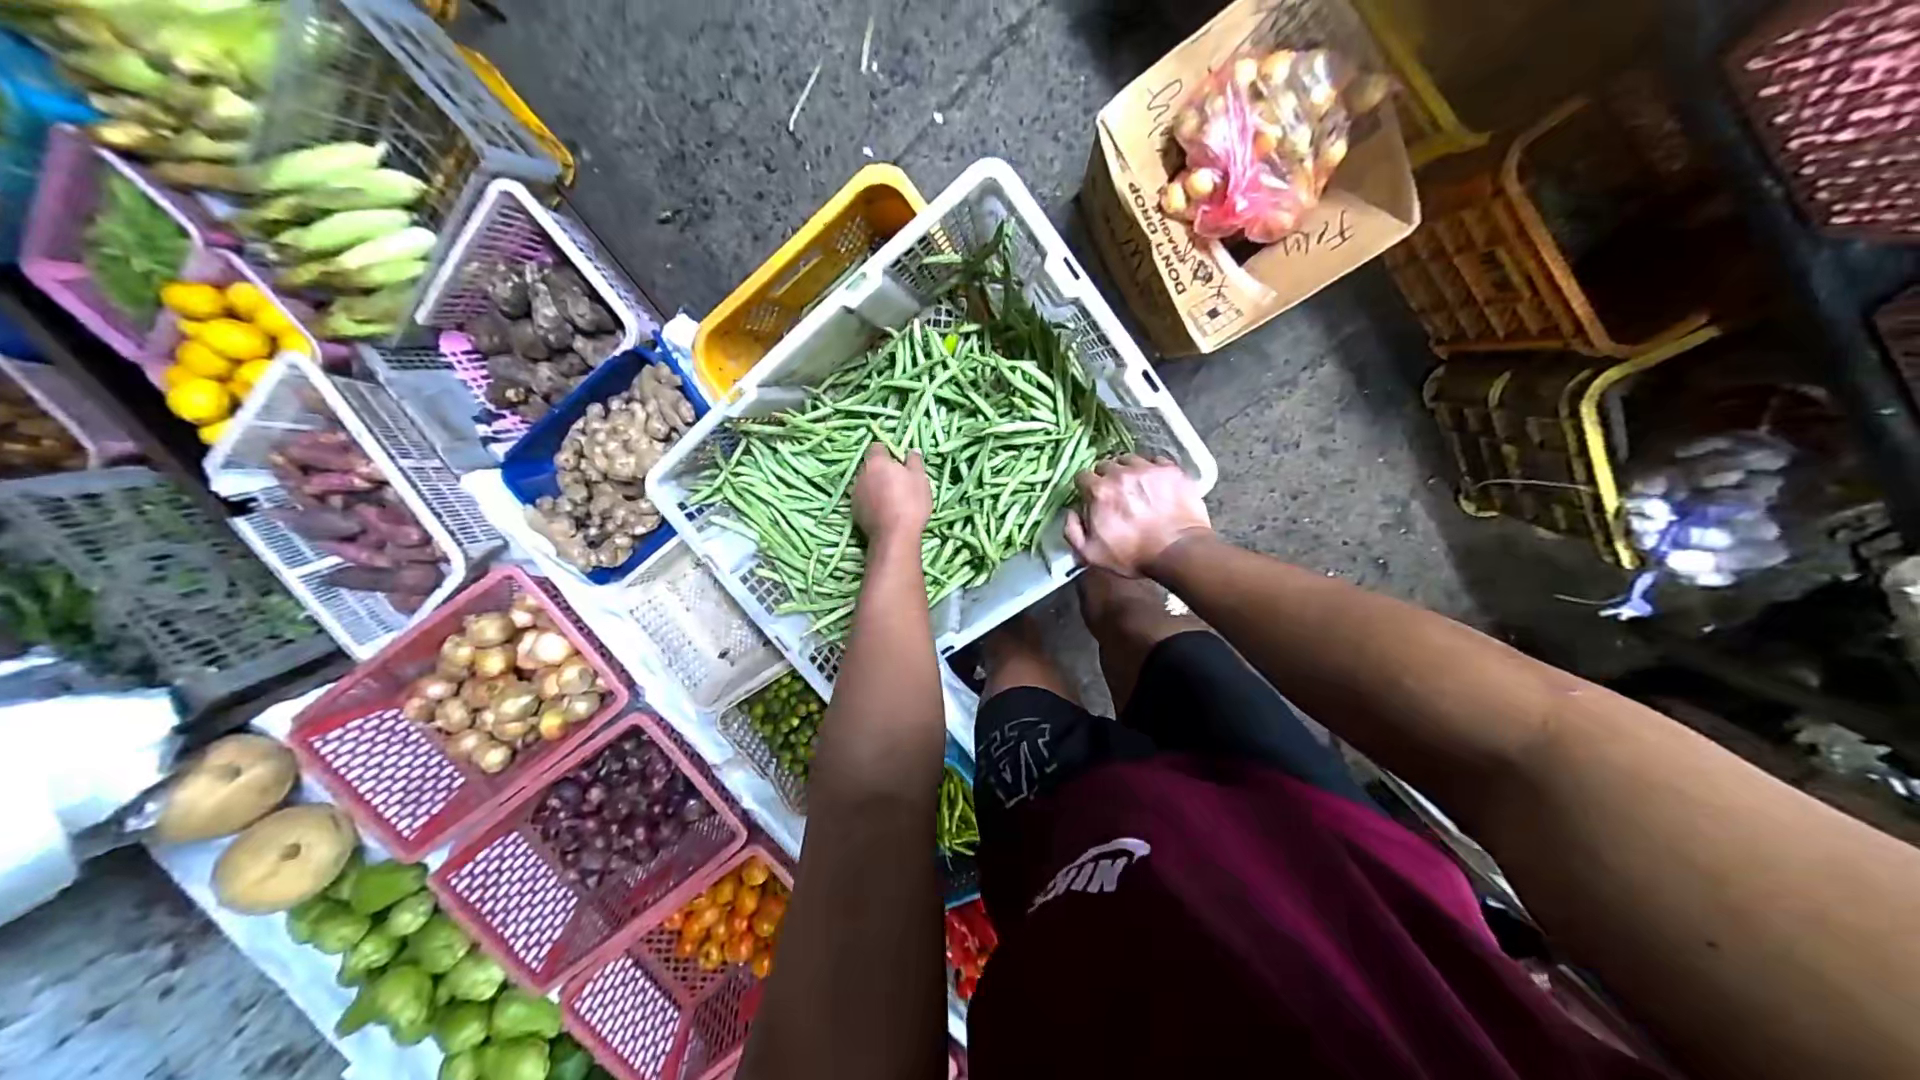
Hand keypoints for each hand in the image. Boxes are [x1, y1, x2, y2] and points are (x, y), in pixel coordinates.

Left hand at [851, 443, 930, 548]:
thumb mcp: (920, 479)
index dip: (888, 452)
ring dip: (875, 486)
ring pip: (865, 483)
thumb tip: (913, 450)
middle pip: (870, 466)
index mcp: (876, 462)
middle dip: (880, 470)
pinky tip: (884, 510)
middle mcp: (861, 474)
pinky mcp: (854, 511)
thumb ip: (915, 462)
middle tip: (898, 481)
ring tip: (891, 498)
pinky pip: (863, 499)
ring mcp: (855, 494)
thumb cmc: (910, 502)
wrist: (894, 536)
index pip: (876, 447)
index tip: (899, 462)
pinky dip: (871, 501)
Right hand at [1065, 455, 1211, 576]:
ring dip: (1128, 470)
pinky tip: (1155, 484)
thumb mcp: (1091, 554)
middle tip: (1115, 493)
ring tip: (1135, 486)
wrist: (1178, 550)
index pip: (1083, 477)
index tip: (1093, 497)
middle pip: (1106, 465)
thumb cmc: (1133, 555)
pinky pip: (1156, 461)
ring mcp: (1148, 469)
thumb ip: (1072, 531)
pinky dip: (1153, 470)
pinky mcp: (1171, 470)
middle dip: (1106, 477)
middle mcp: (1121, 473)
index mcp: (1099, 491)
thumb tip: (1071, 513)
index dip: (1086, 487)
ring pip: (1130, 460)